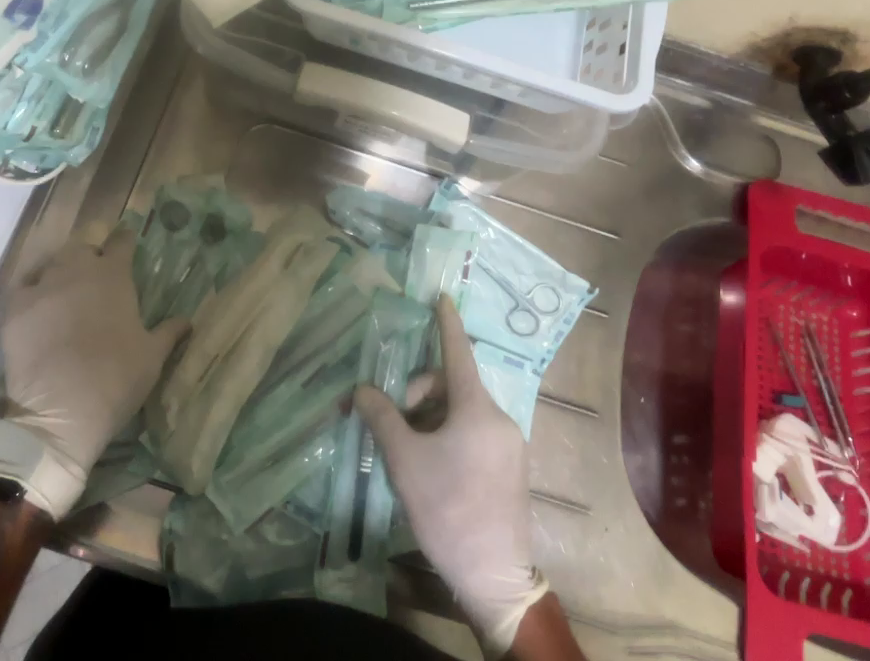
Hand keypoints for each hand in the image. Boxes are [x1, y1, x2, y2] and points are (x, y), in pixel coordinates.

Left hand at [0, 232, 187, 519]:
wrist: (61, 413)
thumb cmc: (116, 379)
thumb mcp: (153, 357)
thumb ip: (169, 332)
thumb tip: (187, 320)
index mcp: (113, 277)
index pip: (121, 242)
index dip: (125, 242)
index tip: (127, 245)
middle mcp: (76, 272)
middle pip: (83, 247)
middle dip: (91, 255)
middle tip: (97, 274)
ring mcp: (41, 288)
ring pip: (52, 265)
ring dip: (62, 273)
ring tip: (66, 292)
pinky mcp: (14, 309)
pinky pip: (24, 289)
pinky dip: (32, 294)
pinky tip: (38, 310)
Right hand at [355, 296, 547, 656]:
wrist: (492, 572)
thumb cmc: (447, 508)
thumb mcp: (405, 459)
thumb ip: (382, 417)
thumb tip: (361, 389)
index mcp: (477, 408)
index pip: (458, 353)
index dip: (446, 323)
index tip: (441, 296)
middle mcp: (498, 418)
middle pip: (451, 386)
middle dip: (417, 394)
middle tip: (391, 425)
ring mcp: (507, 444)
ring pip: (459, 412)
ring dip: (429, 419)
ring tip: (406, 451)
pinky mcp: (509, 468)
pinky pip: (472, 434)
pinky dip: (445, 436)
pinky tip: (427, 466)